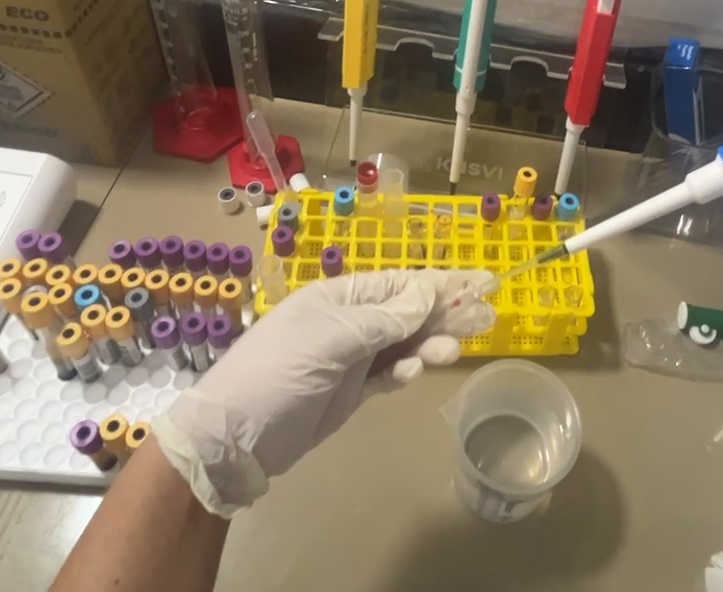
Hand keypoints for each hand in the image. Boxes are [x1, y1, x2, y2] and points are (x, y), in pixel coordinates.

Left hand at [150, 269, 497, 515]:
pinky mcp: (352, 390)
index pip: (400, 283)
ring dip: (431, 343)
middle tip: (488, 317)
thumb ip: (383, 319)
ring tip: (456, 349)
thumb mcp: (330, 339)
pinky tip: (416, 370)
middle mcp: (350, 320)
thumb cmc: (278, 373)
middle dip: (446, 312)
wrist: (234, 440)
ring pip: (404, 342)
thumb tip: (426, 292)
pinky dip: (406, 370)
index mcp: (341, 295)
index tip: (480, 282)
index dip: (441, 282)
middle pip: (408, 311)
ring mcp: (351, 356)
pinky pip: (389, 372)